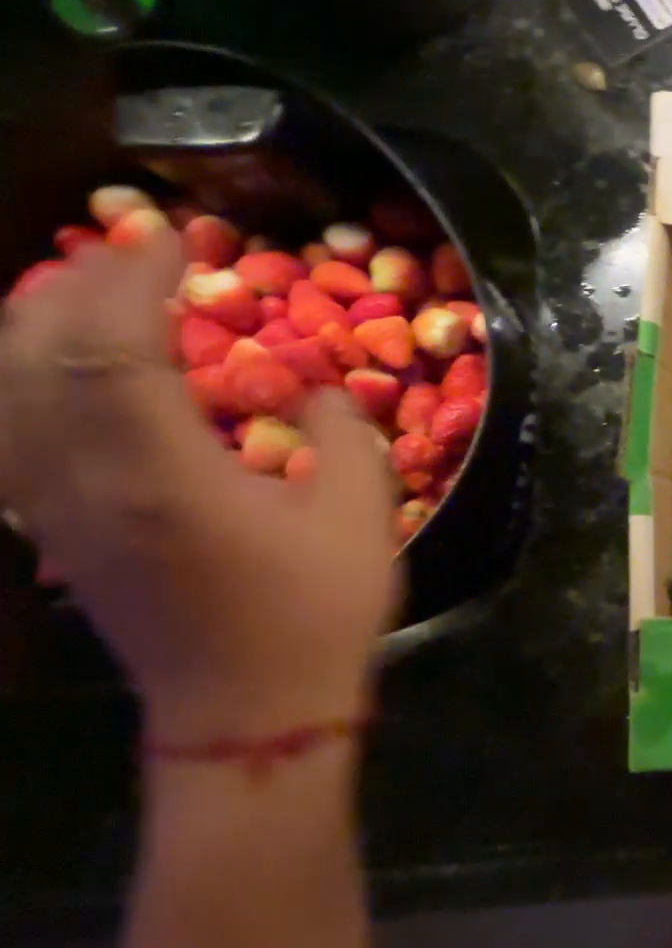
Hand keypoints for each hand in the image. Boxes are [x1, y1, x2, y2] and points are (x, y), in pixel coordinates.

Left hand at [0, 228, 395, 743]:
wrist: (249, 705)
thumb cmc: (315, 611)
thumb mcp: (359, 518)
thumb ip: (342, 438)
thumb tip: (319, 391)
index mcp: (159, 470)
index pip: (111, 343)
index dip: (131, 279)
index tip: (173, 242)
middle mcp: (79, 477)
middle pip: (33, 352)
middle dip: (76, 287)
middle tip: (132, 255)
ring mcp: (51, 505)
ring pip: (2, 387)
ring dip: (37, 325)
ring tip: (92, 297)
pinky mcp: (51, 528)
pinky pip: (8, 426)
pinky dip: (26, 376)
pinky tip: (62, 370)